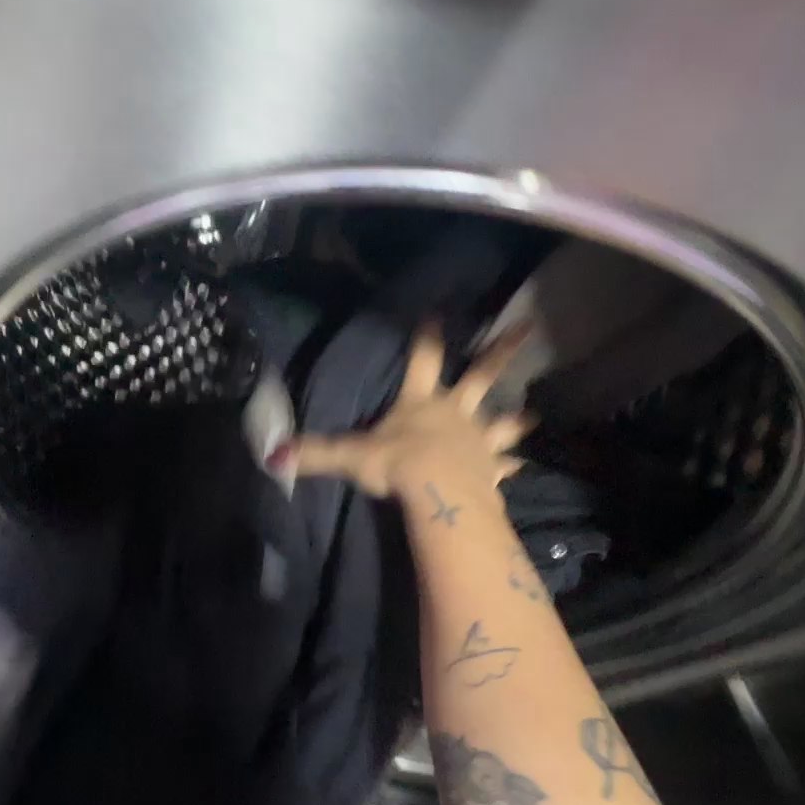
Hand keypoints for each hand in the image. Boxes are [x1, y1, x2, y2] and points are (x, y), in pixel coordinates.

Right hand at [287, 322, 532, 502]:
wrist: (437, 493)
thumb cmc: (395, 463)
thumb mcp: (348, 456)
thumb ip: (313, 454)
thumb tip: (272, 455)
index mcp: (419, 401)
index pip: (422, 360)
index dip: (427, 336)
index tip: (437, 312)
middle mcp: (453, 413)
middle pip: (481, 376)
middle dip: (500, 352)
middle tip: (527, 328)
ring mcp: (477, 441)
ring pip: (502, 422)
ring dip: (516, 419)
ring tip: (533, 413)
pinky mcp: (490, 470)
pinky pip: (503, 466)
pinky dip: (511, 466)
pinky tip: (519, 467)